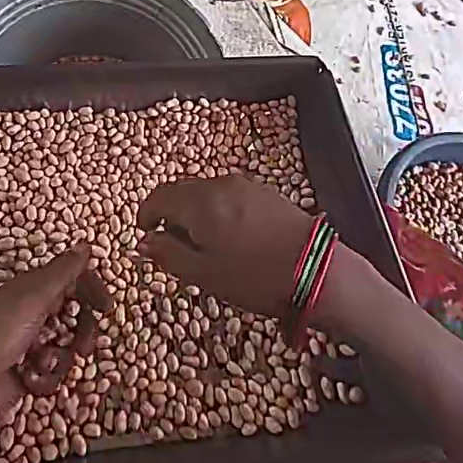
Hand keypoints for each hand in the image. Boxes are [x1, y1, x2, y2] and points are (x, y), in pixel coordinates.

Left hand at [0, 245, 103, 411]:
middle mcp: (34, 313)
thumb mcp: (34, 296)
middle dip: (81, 333)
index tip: (105, 307)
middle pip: (75, 318)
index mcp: (33, 289)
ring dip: (58, 359)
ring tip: (42, 363)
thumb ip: (63, 271)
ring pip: (67, 349)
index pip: (71, 281)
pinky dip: (44, 378)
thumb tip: (86, 244)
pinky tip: (28, 378)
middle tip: (82, 346)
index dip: (90, 291)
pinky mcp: (30, 372)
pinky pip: (54, 374)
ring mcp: (31, 344)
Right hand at [135, 174, 314, 318]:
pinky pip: (227, 195)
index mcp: (199, 203)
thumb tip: (143, 241)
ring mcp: (245, 186)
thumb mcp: (204, 274)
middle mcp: (219, 185)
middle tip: (173, 245)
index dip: (146, 214)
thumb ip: (167, 254)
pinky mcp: (264, 193)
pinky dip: (216, 210)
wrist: (320, 272)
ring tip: (204, 244)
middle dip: (170, 214)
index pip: (158, 197)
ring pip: (205, 193)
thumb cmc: (255, 277)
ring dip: (194, 212)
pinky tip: (230, 236)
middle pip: (181, 191)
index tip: (146, 233)